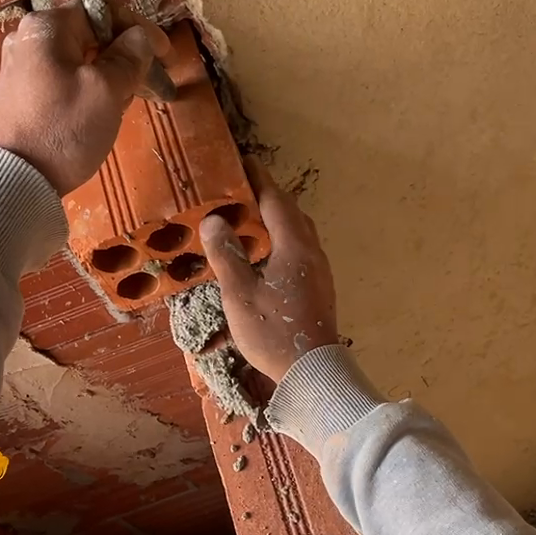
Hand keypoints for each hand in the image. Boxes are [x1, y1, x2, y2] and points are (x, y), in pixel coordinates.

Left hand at [0, 4, 168, 195]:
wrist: (17, 179)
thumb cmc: (65, 129)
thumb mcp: (106, 91)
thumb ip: (128, 58)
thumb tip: (141, 37)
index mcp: (47, 26)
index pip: (103, 12)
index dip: (140, 30)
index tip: (167, 56)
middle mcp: (30, 38)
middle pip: (92, 36)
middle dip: (127, 57)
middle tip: (155, 82)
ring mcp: (24, 67)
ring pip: (81, 60)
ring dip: (112, 76)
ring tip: (134, 100)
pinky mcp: (24, 95)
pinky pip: (67, 80)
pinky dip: (92, 89)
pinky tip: (106, 111)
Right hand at [201, 159, 339, 381]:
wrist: (311, 372)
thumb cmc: (273, 332)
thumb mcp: (240, 295)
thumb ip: (226, 255)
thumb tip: (215, 220)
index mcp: (294, 247)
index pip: (276, 200)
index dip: (258, 179)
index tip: (242, 162)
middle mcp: (312, 253)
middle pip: (292, 213)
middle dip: (269, 197)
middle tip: (242, 190)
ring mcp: (320, 272)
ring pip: (300, 232)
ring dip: (278, 219)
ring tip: (252, 219)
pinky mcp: (320, 288)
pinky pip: (302, 250)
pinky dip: (284, 239)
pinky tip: (268, 253)